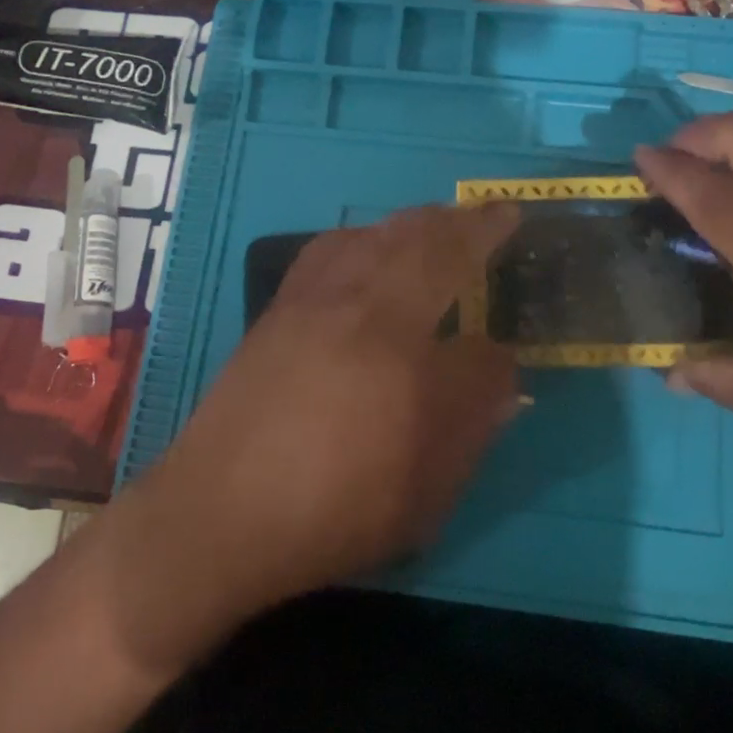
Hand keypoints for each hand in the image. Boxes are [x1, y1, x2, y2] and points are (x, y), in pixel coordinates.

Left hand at [104, 203, 521, 654]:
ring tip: (431, 225)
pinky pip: (325, 252)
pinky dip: (358, 238)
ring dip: (408, 223)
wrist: (218, 516)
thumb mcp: (427, 486)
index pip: (462, 287)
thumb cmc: (334, 511)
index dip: (493, 260)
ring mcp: (307, 305)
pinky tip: (361, 253)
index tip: (514, 226)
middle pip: (415, 242)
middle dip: (457, 222)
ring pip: (367, 236)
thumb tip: (498, 364)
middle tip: (485, 216)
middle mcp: (354, 306)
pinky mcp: (273, 315)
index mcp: (398, 343)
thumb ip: (472, 415)